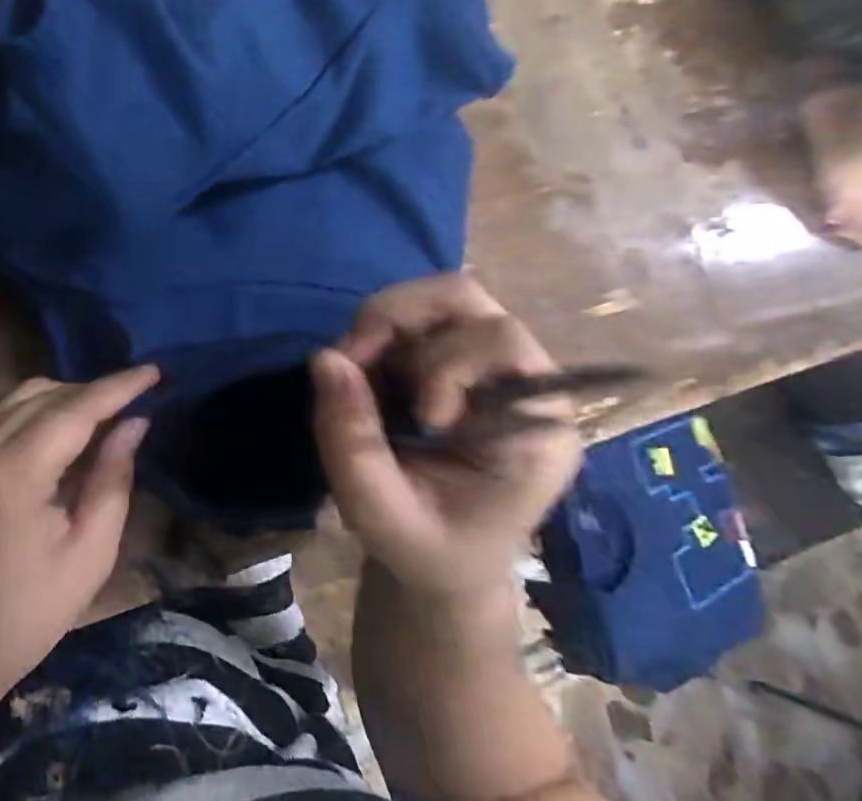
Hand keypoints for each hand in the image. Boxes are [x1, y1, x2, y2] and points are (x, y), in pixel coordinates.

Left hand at [0, 366, 158, 683]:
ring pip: (25, 396)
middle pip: (49, 393)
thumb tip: (135, 423)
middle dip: (96, 390)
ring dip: (68, 396)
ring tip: (109, 414)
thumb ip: (113, 477)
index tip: (155, 371)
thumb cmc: (30, 613)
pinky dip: (42, 410)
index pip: (77, 408)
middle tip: (138, 399)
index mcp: (16, 471)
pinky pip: (7, 414)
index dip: (119, 386)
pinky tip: (69, 430)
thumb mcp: (90, 552)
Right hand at [312, 274, 581, 596]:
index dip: (445, 362)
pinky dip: (379, 333)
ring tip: (356, 369)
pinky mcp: (455, 360)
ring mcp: (486, 364)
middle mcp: (522, 382)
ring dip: (384, 323)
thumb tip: (326, 357)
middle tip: (356, 359)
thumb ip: (352, 442)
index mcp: (535, 427)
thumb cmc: (426, 549)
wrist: (441, 562)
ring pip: (438, 299)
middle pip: (465, 300)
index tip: (418, 419)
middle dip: (398, 318)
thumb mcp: (381, 512)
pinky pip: (416, 318)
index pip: (502, 342)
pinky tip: (365, 373)